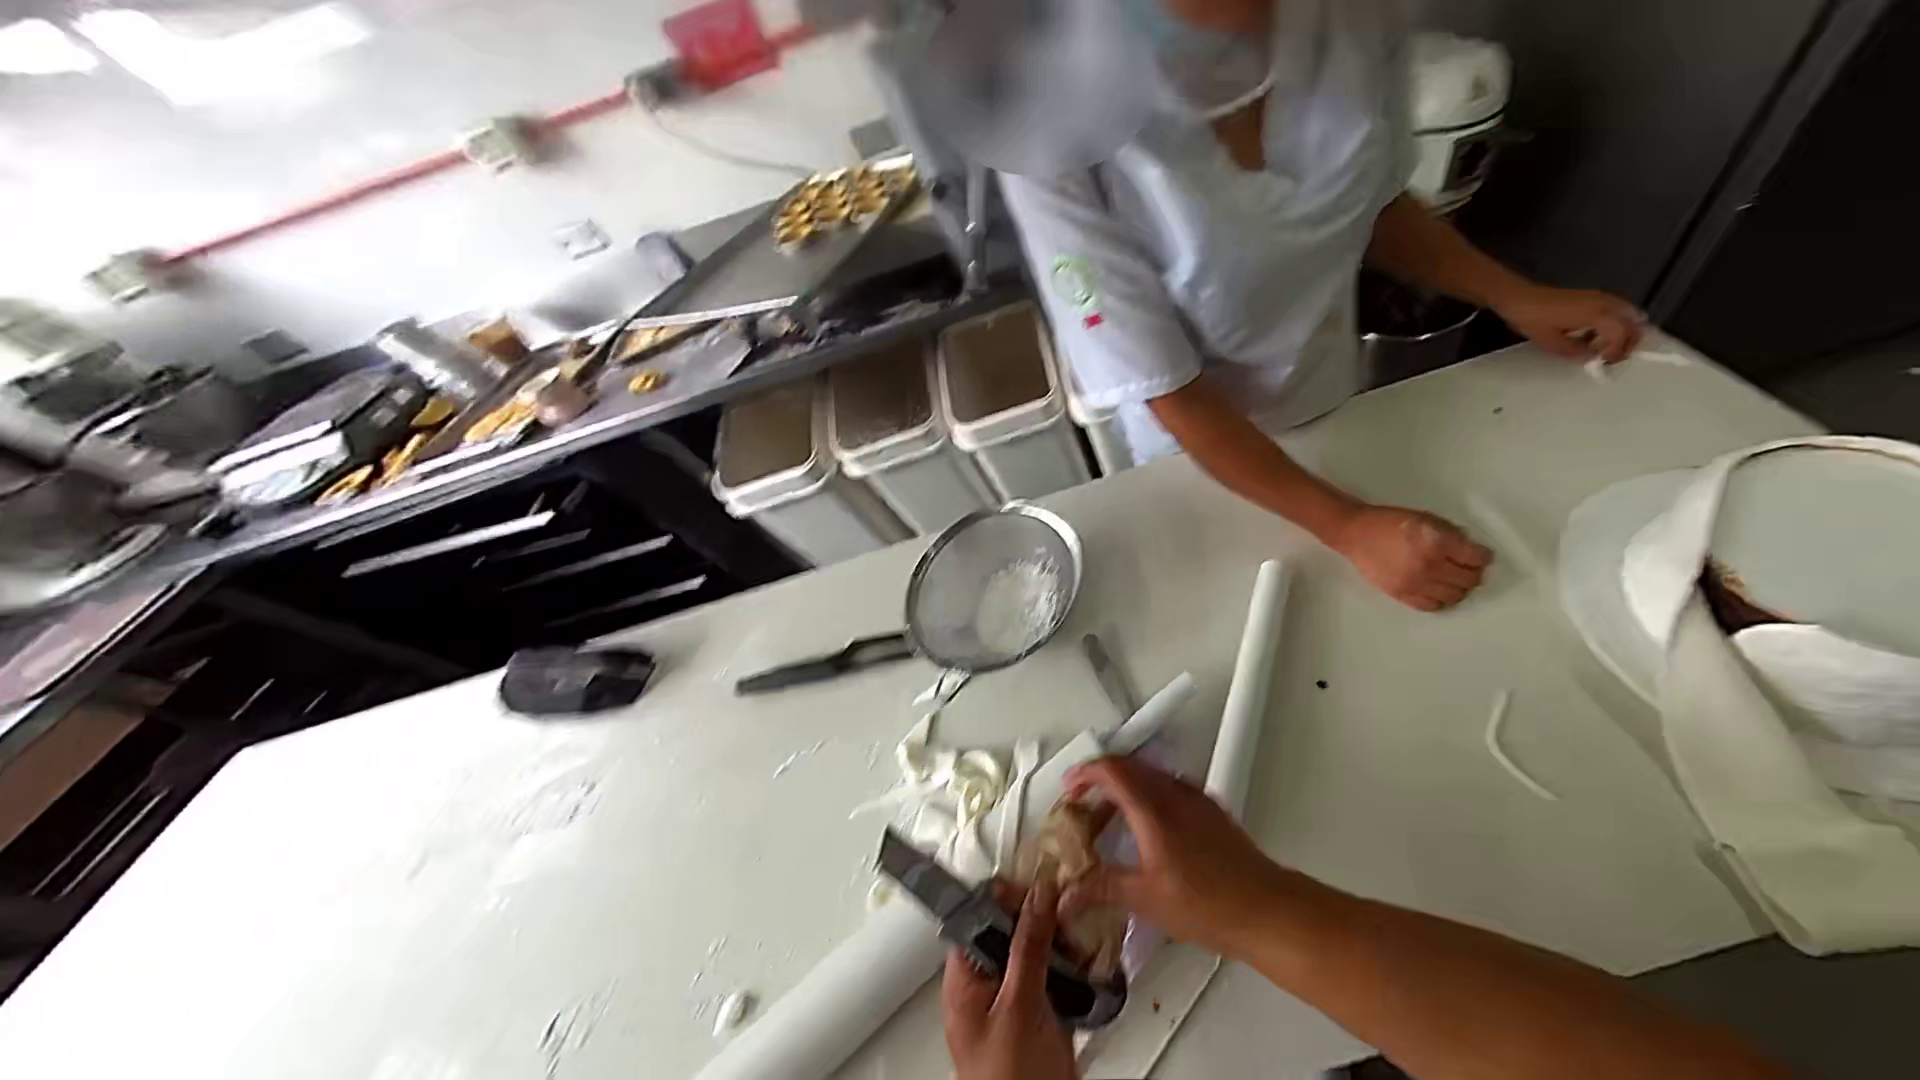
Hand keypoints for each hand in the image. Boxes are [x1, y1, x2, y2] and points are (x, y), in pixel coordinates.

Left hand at [942, 879, 1078, 1079]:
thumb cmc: (1012, 1077)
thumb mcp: (1020, 1004)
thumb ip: (1028, 945)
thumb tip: (1038, 891)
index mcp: (964, 978)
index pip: (977, 917)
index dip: (1002, 895)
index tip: (1033, 880)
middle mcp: (986, 983)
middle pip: (1007, 932)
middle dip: (1036, 914)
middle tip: (1066, 898)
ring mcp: (1014, 1000)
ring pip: (1033, 951)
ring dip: (1057, 936)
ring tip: (1081, 921)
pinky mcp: (1040, 1015)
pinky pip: (1053, 976)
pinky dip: (1070, 963)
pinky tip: (1090, 953)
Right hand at [1059, 757, 1292, 959]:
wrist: (1268, 910)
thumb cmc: (1206, 903)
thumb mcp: (1145, 899)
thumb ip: (1101, 889)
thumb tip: (1064, 896)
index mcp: (1153, 808)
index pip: (1111, 770)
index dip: (1084, 774)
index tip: (1069, 790)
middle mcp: (1174, 792)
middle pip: (1128, 766)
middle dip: (1100, 778)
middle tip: (1083, 801)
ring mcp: (1196, 798)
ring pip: (1150, 774)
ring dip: (1125, 785)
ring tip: (1112, 814)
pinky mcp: (1211, 809)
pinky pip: (1170, 786)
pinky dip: (1148, 793)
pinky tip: (1149, 825)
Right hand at [1330, 504, 1491, 610]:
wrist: (1353, 533)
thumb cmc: (1389, 522)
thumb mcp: (1425, 519)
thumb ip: (1450, 535)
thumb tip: (1470, 552)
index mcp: (1437, 543)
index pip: (1477, 558)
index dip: (1480, 556)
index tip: (1476, 555)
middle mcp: (1429, 566)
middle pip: (1469, 580)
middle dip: (1472, 573)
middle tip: (1463, 567)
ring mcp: (1414, 583)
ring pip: (1454, 596)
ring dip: (1457, 588)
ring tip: (1448, 580)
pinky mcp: (1400, 594)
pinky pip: (1430, 606)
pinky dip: (1439, 600)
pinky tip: (1434, 590)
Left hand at [1492, 284, 1645, 364]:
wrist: (1520, 298)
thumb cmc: (1532, 319)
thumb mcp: (1550, 341)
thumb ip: (1574, 351)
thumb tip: (1591, 359)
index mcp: (1598, 314)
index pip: (1623, 334)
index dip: (1617, 351)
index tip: (1604, 363)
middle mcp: (1608, 303)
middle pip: (1634, 323)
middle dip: (1628, 342)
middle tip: (1610, 357)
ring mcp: (1603, 297)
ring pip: (1629, 315)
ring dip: (1623, 333)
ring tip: (1603, 349)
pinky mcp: (1595, 296)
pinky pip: (1617, 310)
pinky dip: (1615, 324)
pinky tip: (1595, 336)